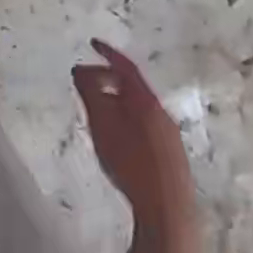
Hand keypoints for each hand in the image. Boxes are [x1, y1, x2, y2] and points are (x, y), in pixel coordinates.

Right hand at [72, 40, 199, 252]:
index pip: (125, 66)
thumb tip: (81, 69)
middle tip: (88, 83)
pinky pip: (146, 125)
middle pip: (132, 86)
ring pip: (139, 107)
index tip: (93, 42)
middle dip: (108, 80)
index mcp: (144, 99)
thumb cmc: (130, 161)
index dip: (108, 52)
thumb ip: (89, 91)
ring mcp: (169, 136)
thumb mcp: (100, 121)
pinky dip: (128, 120)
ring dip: (117, 102)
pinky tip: (118, 139)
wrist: (167, 210)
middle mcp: (160, 112)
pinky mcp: (171, 156)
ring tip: (98, 112)